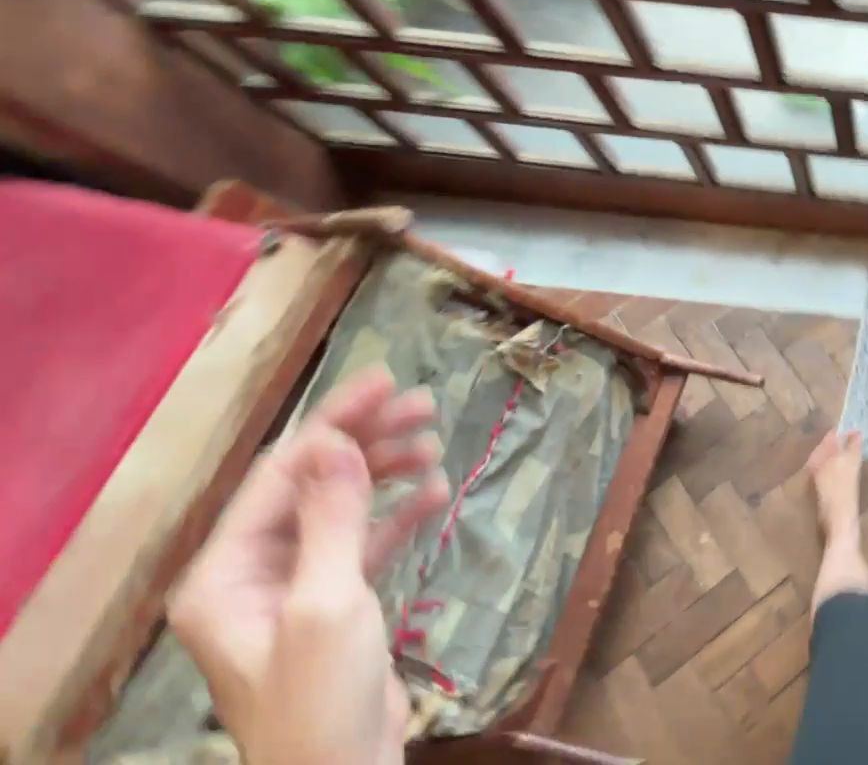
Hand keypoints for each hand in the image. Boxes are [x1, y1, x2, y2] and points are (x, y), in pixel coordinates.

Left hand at [169, 368, 450, 764]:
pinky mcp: (335, 600)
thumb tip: (332, 440)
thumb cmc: (321, 694)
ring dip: (387, 472)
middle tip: (424, 403)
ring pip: (342, 507)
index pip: (282, 474)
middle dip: (366, 440)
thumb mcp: (328, 601)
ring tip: (434, 442)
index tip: (385, 382)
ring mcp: (293, 586)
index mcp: (225, 572)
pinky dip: (399, 514)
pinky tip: (435, 492)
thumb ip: (331, 519)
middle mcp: (252, 571)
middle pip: (312, 483)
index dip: (334, 422)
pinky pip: (365, 541)